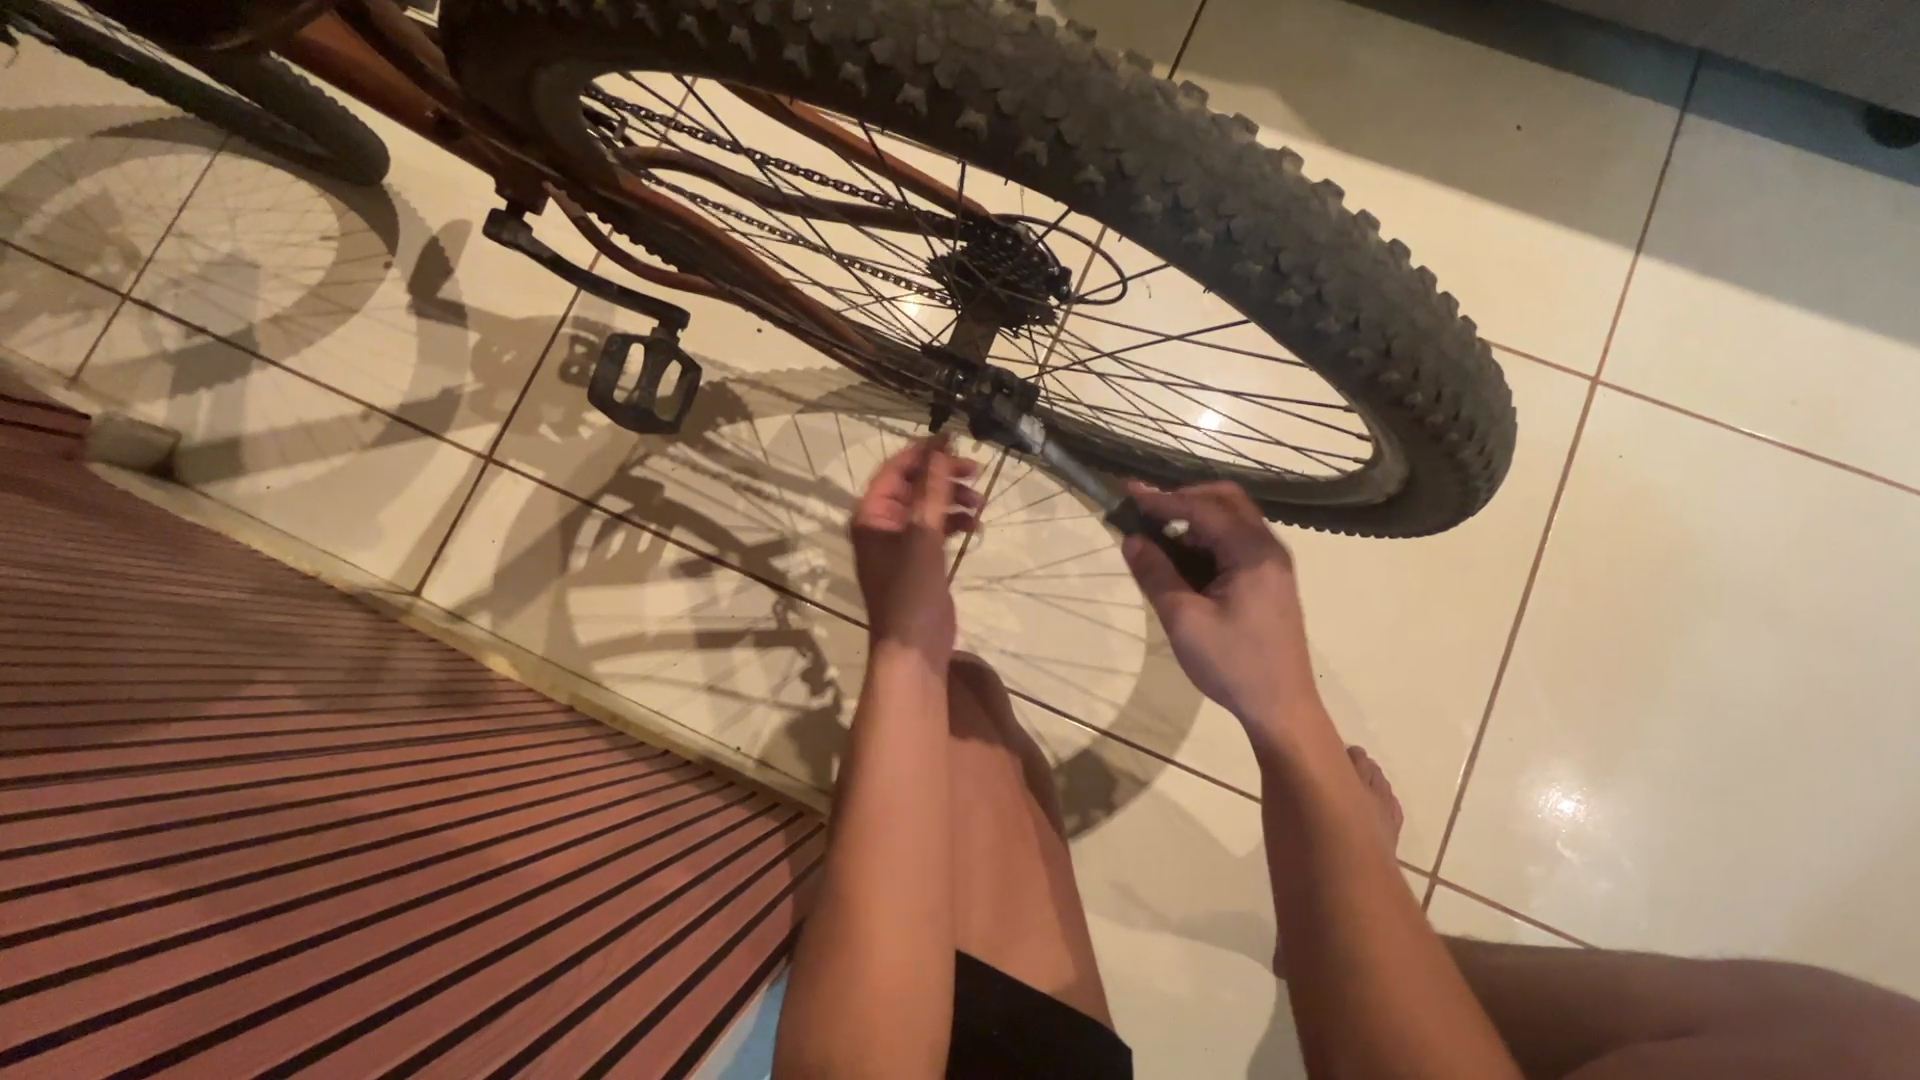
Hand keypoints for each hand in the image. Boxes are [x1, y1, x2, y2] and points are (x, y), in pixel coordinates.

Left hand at [850, 435, 979, 662]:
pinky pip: (937, 528)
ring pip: (929, 506)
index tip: (955, 440)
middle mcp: (883, 524)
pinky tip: (974, 525)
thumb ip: (932, 489)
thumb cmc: (909, 589)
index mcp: (871, 514)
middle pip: (915, 485)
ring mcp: (902, 543)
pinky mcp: (920, 560)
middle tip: (976, 471)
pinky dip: (955, 522)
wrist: (913, 646)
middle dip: (944, 476)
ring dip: (954, 499)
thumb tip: (940, 447)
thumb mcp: (922, 535)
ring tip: (980, 504)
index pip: (896, 469)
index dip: (924, 452)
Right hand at [1121, 481, 1318, 731]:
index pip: (1203, 508)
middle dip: (1184, 499)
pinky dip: (1208, 538)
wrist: (1281, 707)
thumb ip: (1156, 574)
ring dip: (1196, 518)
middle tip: (1146, 510)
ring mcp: (1272, 564)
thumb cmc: (1232, 664)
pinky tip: (1182, 558)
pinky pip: (1236, 542)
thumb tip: (1132, 539)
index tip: (1128, 492)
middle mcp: (1269, 548)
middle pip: (1226, 501)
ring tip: (1158, 532)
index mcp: (1252, 552)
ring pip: (1232, 520)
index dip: (1163, 499)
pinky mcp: (1269, 581)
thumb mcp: (1184, 620)